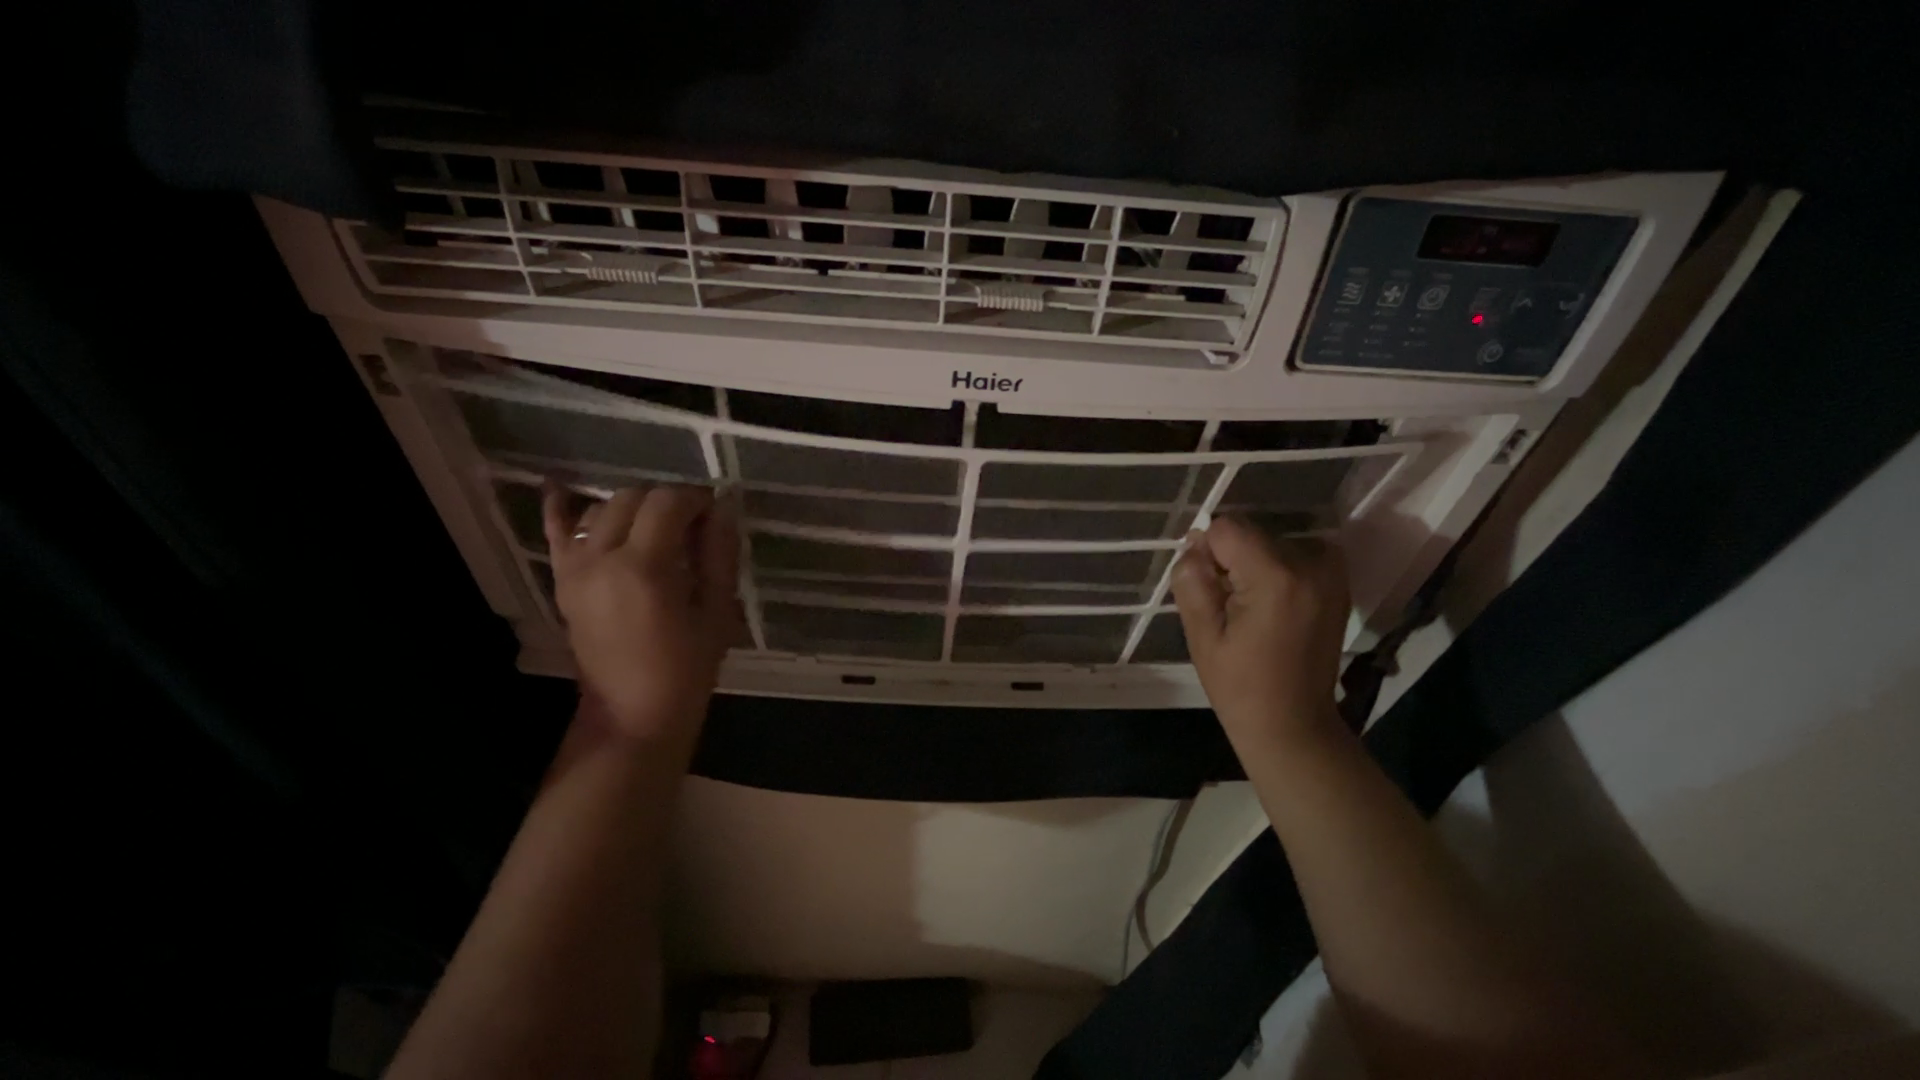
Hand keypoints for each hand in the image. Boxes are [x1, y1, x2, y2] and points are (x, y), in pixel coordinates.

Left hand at [541, 484, 740, 743]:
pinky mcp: (563, 582)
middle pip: (633, 498)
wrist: (631, 716)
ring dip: (632, 507)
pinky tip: (559, 486)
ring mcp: (575, 569)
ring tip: (656, 528)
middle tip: (692, 524)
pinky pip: (557, 533)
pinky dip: (560, 508)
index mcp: (645, 568)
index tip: (716, 511)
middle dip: (666, 501)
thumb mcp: (717, 612)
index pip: (669, 502)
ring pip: (601, 509)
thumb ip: (719, 553)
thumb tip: (724, 506)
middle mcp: (602, 558)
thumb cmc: (685, 671)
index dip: (697, 498)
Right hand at [1170, 517, 1349, 746]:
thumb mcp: (1202, 636)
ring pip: (1274, 541)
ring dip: (1256, 562)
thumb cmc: (1240, 686)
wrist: (1293, 723)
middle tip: (1228, 605)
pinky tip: (1273, 603)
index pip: (1227, 528)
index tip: (1207, 588)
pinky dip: (1280, 567)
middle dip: (1232, 558)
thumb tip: (1195, 544)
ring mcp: (1331, 573)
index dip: (1207, 553)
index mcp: (1274, 577)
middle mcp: (1310, 564)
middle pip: (1252, 533)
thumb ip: (1192, 581)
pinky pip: (1299, 554)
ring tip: (1251, 607)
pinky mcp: (1339, 584)